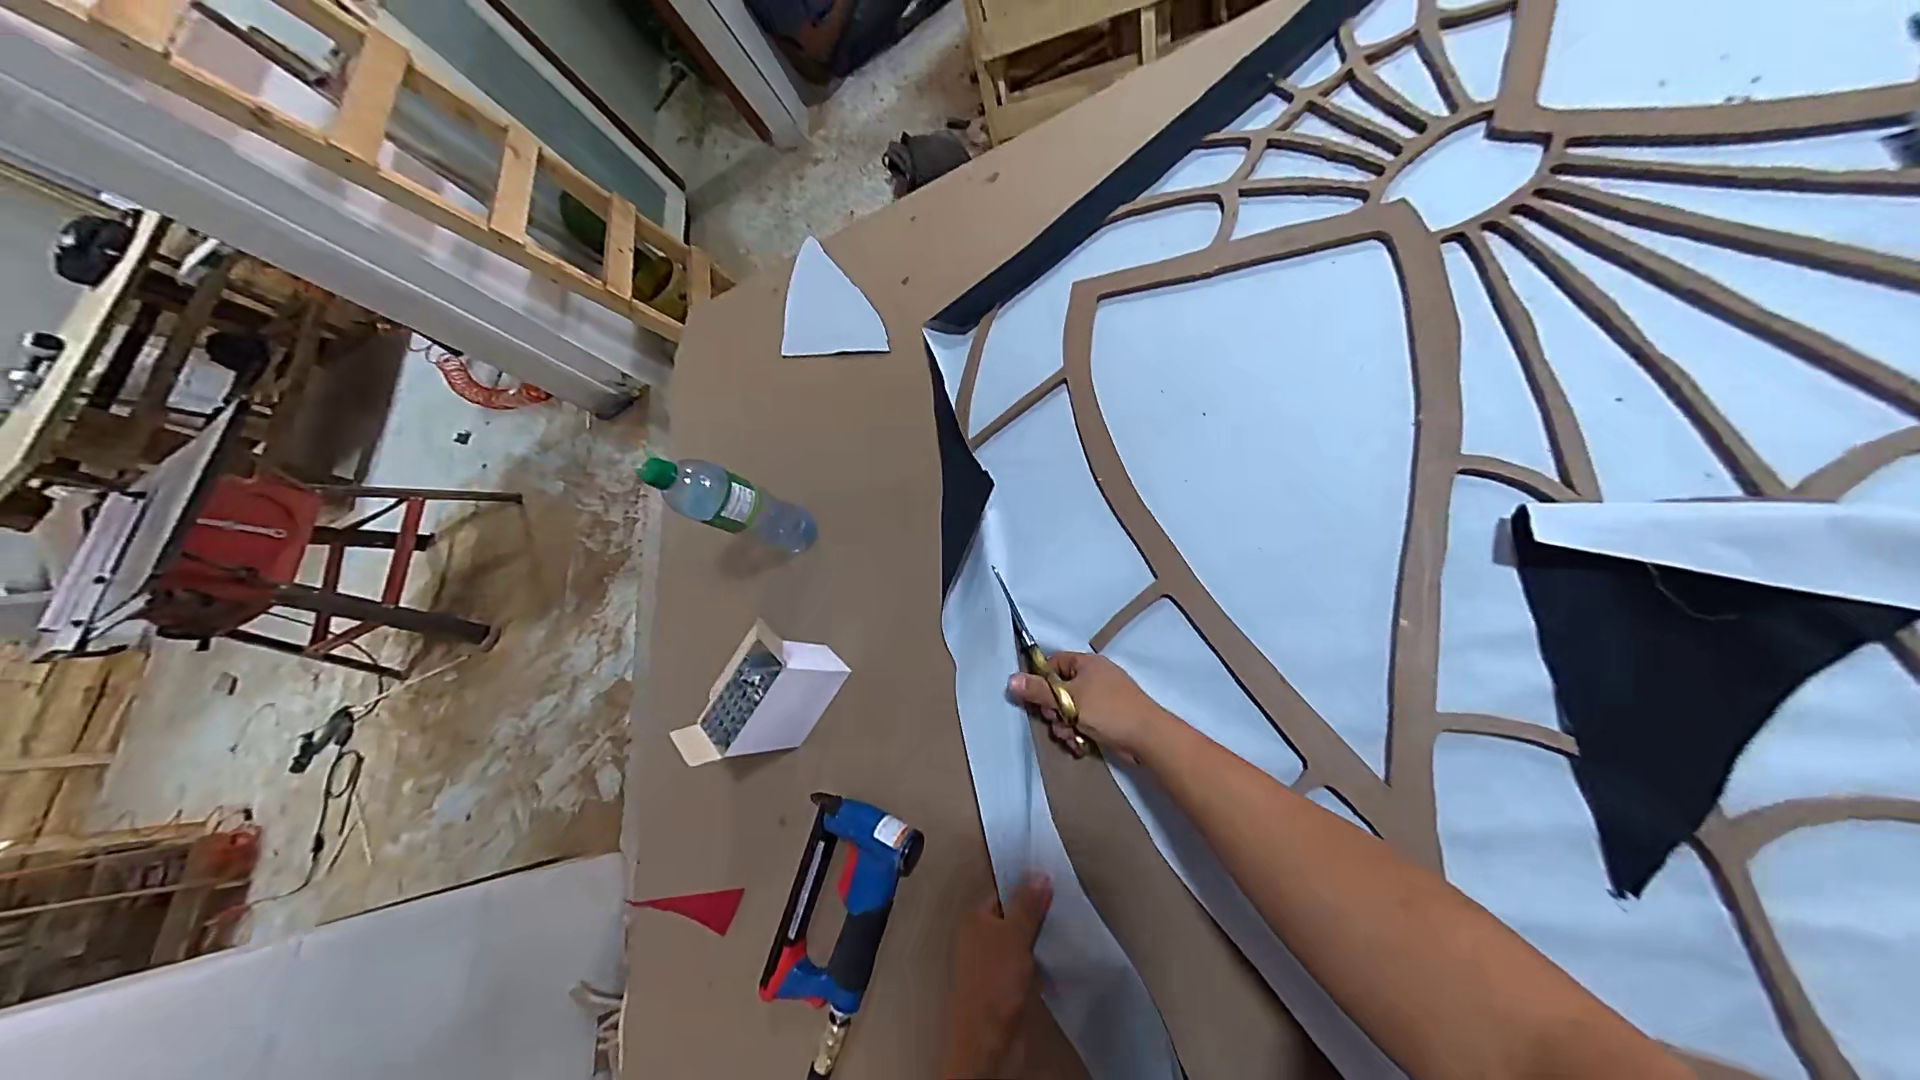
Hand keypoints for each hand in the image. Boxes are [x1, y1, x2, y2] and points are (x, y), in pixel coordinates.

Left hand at [941, 875, 1051, 1078]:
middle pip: (1015, 915)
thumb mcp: (1014, 935)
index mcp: (976, 918)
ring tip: (1070, 922)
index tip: (1053, 877)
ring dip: (1042, 935)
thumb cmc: (995, 981)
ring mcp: (996, 962)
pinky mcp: (1010, 984)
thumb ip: (1028, 905)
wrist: (988, 1041)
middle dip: (1038, 910)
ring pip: (1024, 940)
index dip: (1026, 884)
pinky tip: (1063, 952)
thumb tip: (1040, 873)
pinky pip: (1029, 962)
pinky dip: (1043, 958)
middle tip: (1067, 898)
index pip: (1004, 891)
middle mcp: (983, 936)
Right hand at [1009, 652, 1176, 761]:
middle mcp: (1094, 677)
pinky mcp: (1107, 718)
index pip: (1054, 663)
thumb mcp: (1069, 699)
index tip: (1036, 697)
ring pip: (1070, 709)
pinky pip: (1083, 721)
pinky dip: (1077, 732)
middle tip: (1055, 720)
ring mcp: (1102, 698)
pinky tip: (1078, 743)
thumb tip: (1010, 680)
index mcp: (1087, 663)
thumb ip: (1038, 691)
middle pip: (1060, 689)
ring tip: (1069, 735)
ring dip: (1064, 724)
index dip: (1042, 680)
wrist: (1147, 737)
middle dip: (1053, 709)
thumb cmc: (1107, 710)